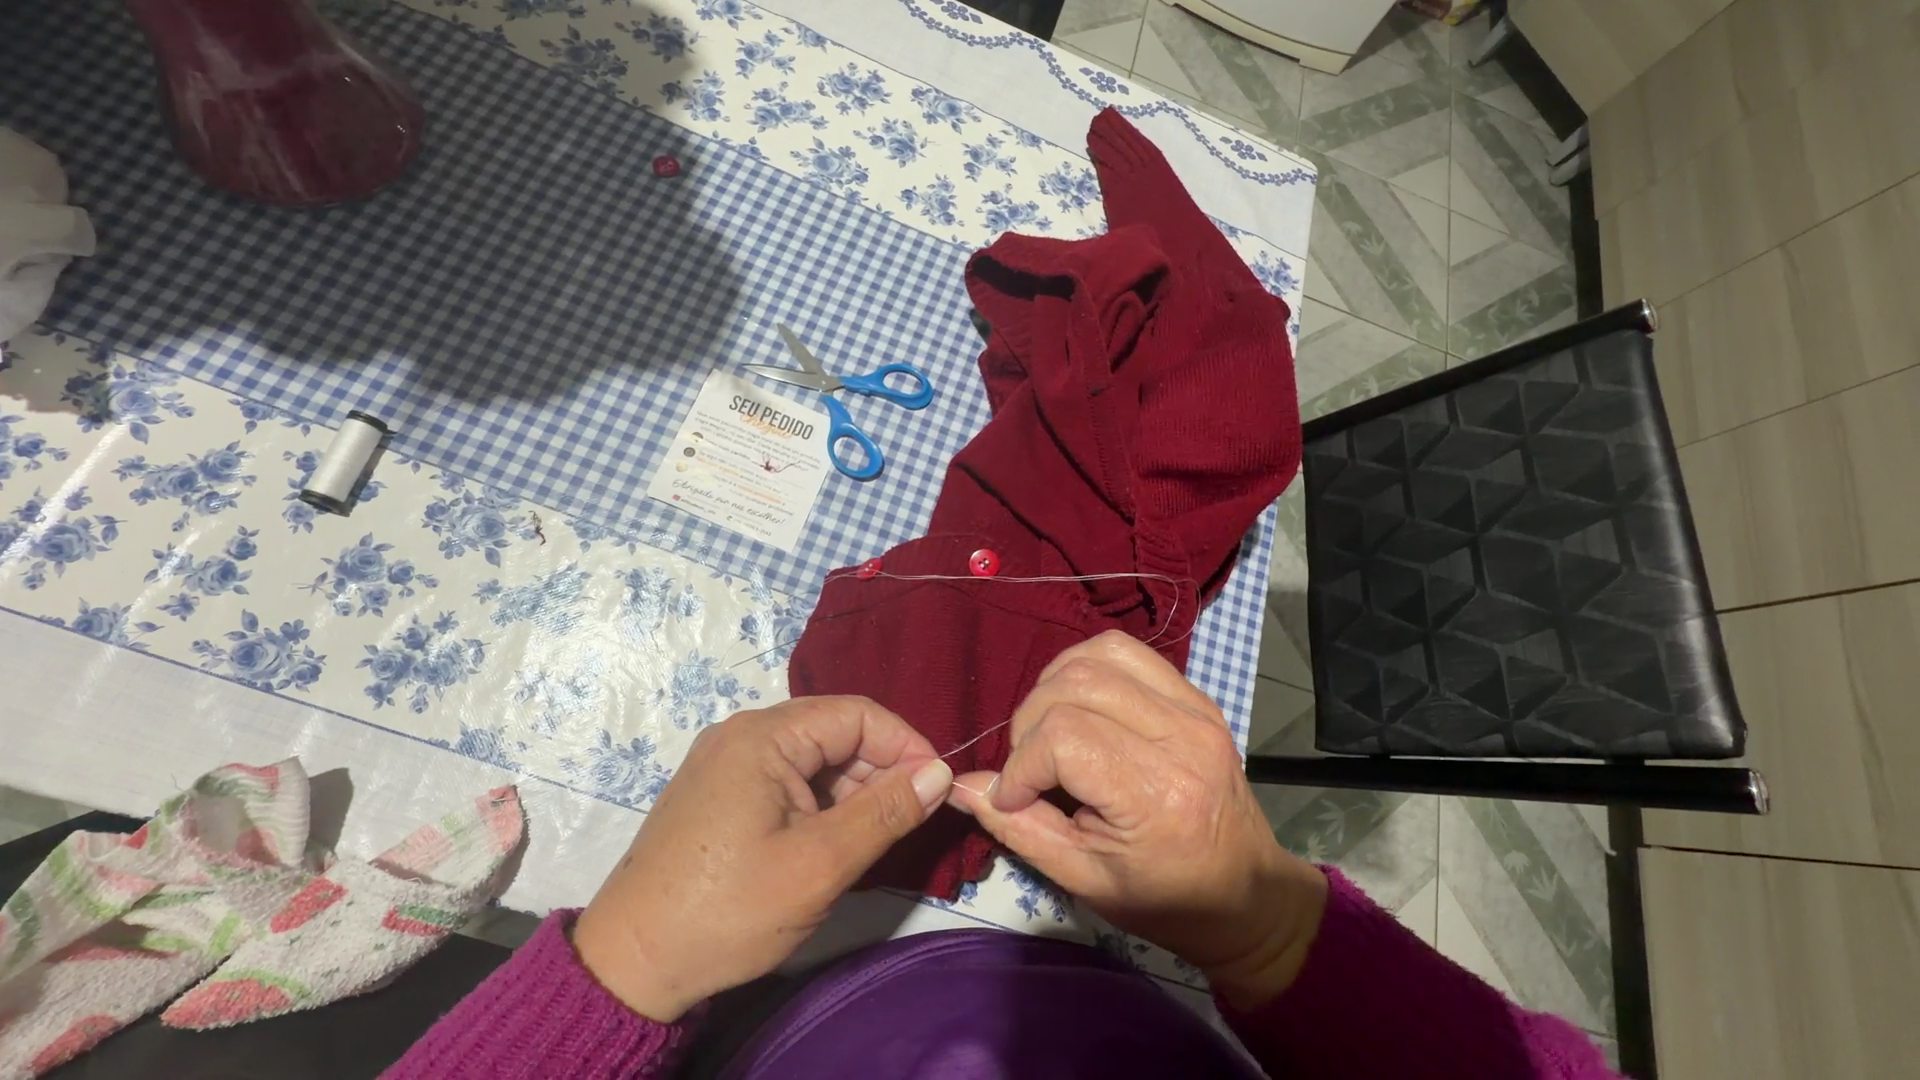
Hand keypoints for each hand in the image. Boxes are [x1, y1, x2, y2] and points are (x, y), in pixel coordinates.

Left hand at [572, 696, 953, 1021]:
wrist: (631, 966)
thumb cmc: (730, 910)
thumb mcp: (821, 864)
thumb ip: (886, 811)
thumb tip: (939, 772)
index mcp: (763, 736)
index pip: (857, 715)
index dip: (905, 745)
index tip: (937, 788)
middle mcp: (743, 734)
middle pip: (834, 732)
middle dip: (879, 770)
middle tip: (907, 821)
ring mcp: (727, 761)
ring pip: (813, 758)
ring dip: (851, 790)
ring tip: (872, 838)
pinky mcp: (720, 790)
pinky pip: (787, 778)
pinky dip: (820, 803)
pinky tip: (832, 840)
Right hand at [946, 631, 1326, 1008]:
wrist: (1248, 895)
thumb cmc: (1166, 900)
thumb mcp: (1084, 879)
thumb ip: (1018, 828)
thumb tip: (960, 785)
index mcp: (1157, 795)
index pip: (1063, 737)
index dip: (1021, 763)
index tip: (1014, 797)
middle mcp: (1181, 737)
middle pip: (1075, 686)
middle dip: (1031, 723)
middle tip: (1030, 766)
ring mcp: (1195, 709)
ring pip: (1098, 656)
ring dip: (1054, 687)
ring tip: (1050, 730)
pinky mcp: (1197, 696)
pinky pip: (1127, 652)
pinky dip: (1087, 668)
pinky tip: (1080, 705)